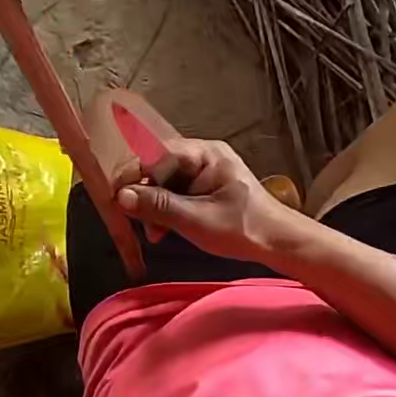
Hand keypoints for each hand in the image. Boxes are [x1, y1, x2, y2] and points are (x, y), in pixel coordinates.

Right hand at [113, 139, 305, 262]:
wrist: (278, 242)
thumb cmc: (243, 228)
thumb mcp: (196, 220)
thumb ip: (158, 207)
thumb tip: (122, 196)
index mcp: (204, 154)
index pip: (155, 156)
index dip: (133, 177)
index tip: (116, 200)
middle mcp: (202, 155)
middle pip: (158, 168)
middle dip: (145, 196)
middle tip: (142, 225)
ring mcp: (204, 170)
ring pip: (165, 182)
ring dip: (155, 207)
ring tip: (156, 233)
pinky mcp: (205, 186)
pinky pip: (176, 191)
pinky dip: (167, 210)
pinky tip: (165, 229)